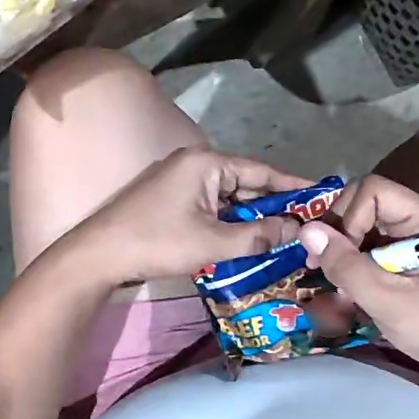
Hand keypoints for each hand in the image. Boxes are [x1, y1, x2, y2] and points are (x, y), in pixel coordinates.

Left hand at [56, 147, 313, 285]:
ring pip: (227, 198)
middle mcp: (194, 165)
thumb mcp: (214, 242)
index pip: (261, 171)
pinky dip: (229, 223)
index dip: (292, 186)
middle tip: (306, 225)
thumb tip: (295, 231)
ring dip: (251, 218)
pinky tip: (248, 241)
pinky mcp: (169, 201)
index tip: (320, 197)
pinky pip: (210, 207)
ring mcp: (179, 182)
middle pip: (245, 183)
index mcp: (206, 163)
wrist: (98, 255)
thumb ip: (258, 237)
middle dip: (273, 206)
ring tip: (284, 237)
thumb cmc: (158, 242)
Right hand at [297, 175, 418, 389]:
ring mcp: (408, 233)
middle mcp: (418, 218)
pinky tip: (344, 283)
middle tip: (322, 264)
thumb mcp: (385, 299)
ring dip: (339, 246)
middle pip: (362, 199)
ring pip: (357, 218)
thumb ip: (346, 265)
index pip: (374, 191)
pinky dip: (347, 257)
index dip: (349, 216)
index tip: (343, 255)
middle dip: (338, 229)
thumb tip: (306, 230)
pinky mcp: (399, 249)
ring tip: (333, 278)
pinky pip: (362, 238)